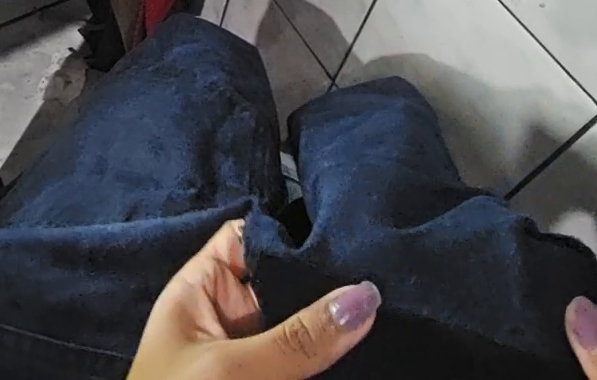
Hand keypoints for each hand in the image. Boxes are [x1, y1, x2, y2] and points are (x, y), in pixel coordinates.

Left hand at [128, 219, 379, 378]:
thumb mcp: (231, 371)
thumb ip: (298, 337)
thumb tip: (364, 294)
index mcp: (201, 292)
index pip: (249, 240)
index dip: (290, 233)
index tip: (346, 231)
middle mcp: (230, 320)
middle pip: (286, 286)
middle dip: (329, 285)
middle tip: (386, 276)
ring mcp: (253, 361)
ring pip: (306, 334)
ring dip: (340, 329)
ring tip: (394, 309)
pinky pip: (311, 371)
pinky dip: (337, 364)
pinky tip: (378, 352)